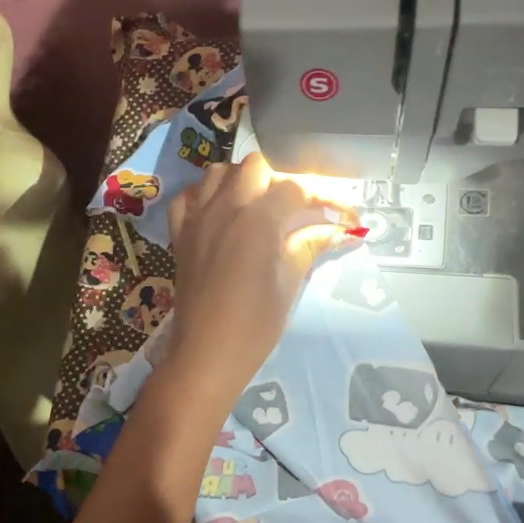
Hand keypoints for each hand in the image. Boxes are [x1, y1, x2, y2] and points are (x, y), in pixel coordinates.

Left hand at [164, 154, 348, 393]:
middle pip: (256, 167)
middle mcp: (225, 208)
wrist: (206, 355)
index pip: (297, 188)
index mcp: (258, 220)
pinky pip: (188, 198)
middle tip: (297, 209)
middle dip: (281, 181)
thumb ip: (309, 247)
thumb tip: (338, 230)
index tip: (344, 214)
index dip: (325, 197)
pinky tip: (219, 212)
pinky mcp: (179, 235)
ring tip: (257, 205)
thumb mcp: (289, 284)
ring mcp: (197, 219)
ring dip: (241, 180)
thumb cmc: (254, 326)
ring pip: (218, 173)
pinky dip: (204, 196)